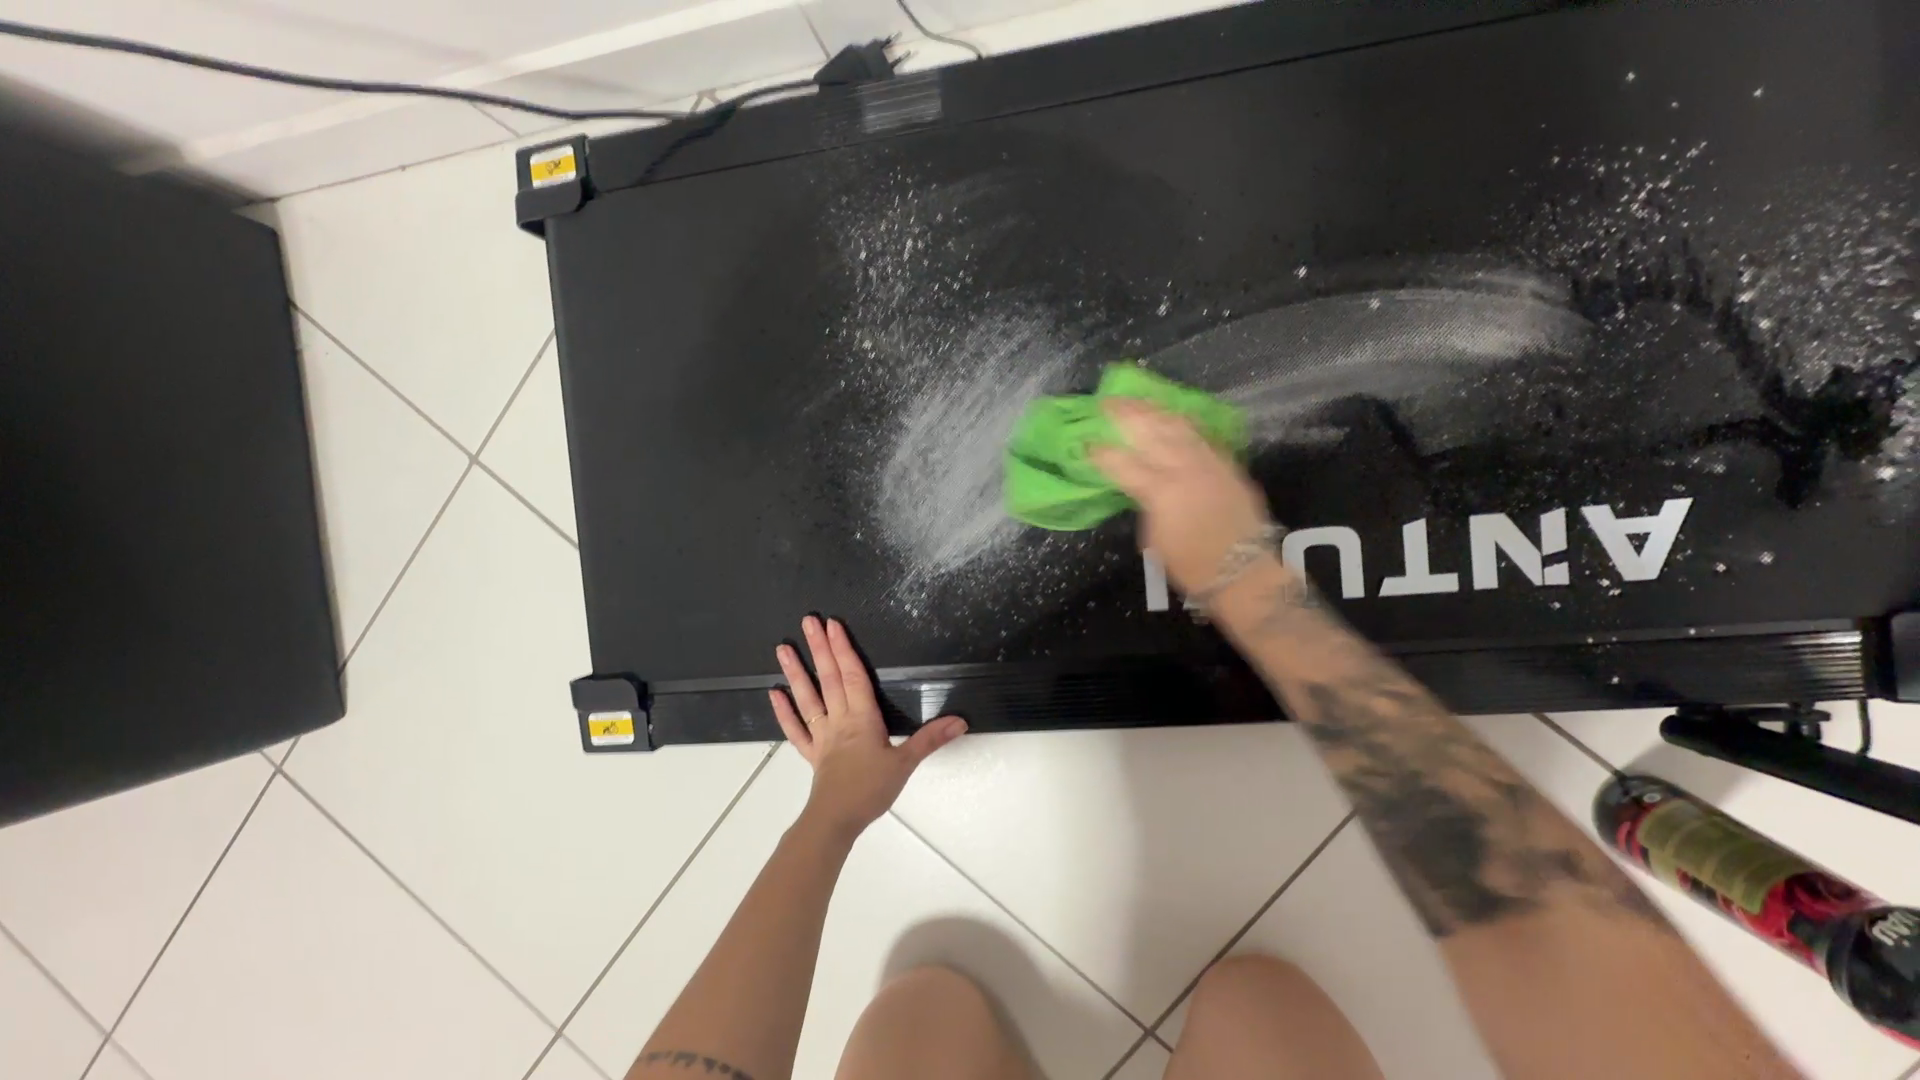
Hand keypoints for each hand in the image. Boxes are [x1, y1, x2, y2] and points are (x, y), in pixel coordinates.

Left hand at [770, 616, 967, 841]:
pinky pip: (796, 729)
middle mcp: (839, 721)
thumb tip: (960, 720)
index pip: (853, 676)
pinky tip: (774, 694)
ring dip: (796, 672)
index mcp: (862, 719)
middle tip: (807, 621)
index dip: (844, 649)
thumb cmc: (870, 790)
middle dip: (819, 648)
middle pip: (829, 679)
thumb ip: (930, 739)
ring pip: (807, 698)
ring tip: (782, 648)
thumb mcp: (905, 764)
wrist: (836, 820)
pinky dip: (784, 711)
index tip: (834, 625)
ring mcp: (821, 736)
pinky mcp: (812, 753)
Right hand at [1090, 398, 1275, 593]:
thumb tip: (1140, 485)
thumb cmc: (1191, 564)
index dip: (1101, 452)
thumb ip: (1145, 502)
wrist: (1242, 570)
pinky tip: (1174, 416)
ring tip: (1138, 401)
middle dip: (1127, 414)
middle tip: (1108, 402)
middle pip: (1151, 431)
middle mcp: (1184, 468)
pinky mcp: (1228, 464)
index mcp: (1160, 490)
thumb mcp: (1154, 537)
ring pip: (1178, 426)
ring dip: (1155, 411)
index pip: (1122, 462)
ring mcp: (1209, 462)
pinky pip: (1202, 435)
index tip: (1086, 442)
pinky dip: (1184, 423)